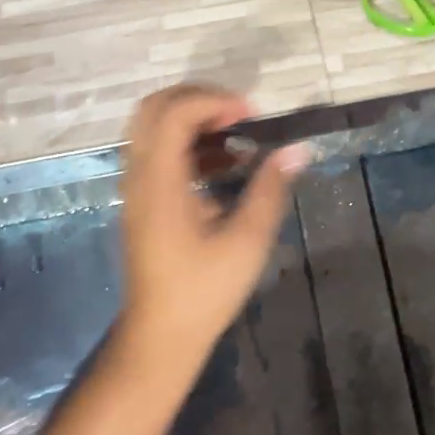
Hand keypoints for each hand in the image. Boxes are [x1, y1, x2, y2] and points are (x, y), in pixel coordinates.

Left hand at [117, 85, 309, 358]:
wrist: (160, 335)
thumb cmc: (204, 291)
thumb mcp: (247, 241)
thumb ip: (270, 189)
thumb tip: (297, 149)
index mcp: (160, 181)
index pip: (175, 112)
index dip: (214, 101)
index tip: (252, 115)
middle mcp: (139, 175)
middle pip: (155, 108)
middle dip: (199, 99)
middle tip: (240, 114)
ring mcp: (136, 188)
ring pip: (153, 128)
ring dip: (193, 120)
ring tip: (237, 137)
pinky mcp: (142, 201)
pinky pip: (157, 152)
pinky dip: (188, 144)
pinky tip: (225, 165)